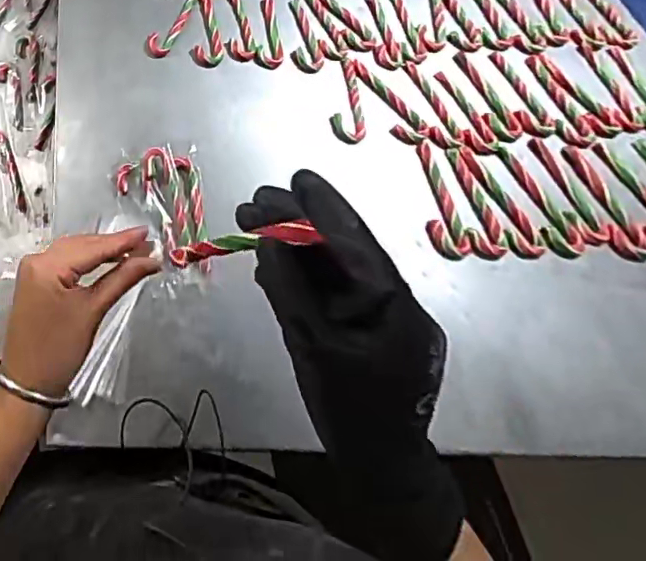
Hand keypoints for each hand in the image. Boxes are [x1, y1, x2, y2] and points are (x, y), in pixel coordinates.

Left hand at [0, 229, 160, 396]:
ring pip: (73, 251)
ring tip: (132, 250)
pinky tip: (107, 260)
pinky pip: (65, 261)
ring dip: (101, 251)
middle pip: (81, 245)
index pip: (91, 247)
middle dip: (113, 245)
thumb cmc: (60, 351)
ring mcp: (33, 268)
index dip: (122, 241)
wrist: (27, 384)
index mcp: (46, 266)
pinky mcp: (35, 279)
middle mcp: (36, 259)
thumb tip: (149, 260)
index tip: (147, 232)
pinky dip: (87, 260)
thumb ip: (121, 279)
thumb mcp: (93, 311)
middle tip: (145, 244)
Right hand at [239, 172, 464, 545]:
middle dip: (297, 222)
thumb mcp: (315, 347)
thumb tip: (268, 241)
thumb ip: (289, 291)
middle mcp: (390, 299)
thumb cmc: (353, 412)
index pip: (354, 243)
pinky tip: (270, 261)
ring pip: (331, 266)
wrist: (379, 467)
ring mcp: (376, 312)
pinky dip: (298, 274)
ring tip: (251, 222)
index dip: (324, 207)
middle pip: (340, 249)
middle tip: (255, 201)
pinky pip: (328, 289)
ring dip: (292, 245)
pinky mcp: (360, 323)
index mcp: (394, 302)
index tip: (297, 179)